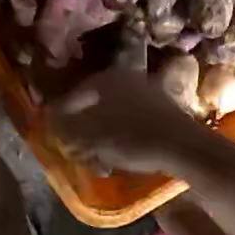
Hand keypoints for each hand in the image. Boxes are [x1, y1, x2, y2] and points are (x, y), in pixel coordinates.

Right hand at [47, 69, 212, 175]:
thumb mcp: (94, 138)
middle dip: (81, 127)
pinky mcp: (162, 109)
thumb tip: (53, 125)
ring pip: (114, 113)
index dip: (59, 115)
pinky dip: (121, 135)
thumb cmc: (134, 140)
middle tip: (73, 146)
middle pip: (94, 104)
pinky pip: (132, 120)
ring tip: (94, 155)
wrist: (184, 147)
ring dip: (101, 134)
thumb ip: (69, 130)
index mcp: (106, 80)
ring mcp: (147, 92)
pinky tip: (118, 154)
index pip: (73, 96)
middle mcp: (126, 79)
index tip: (50, 132)